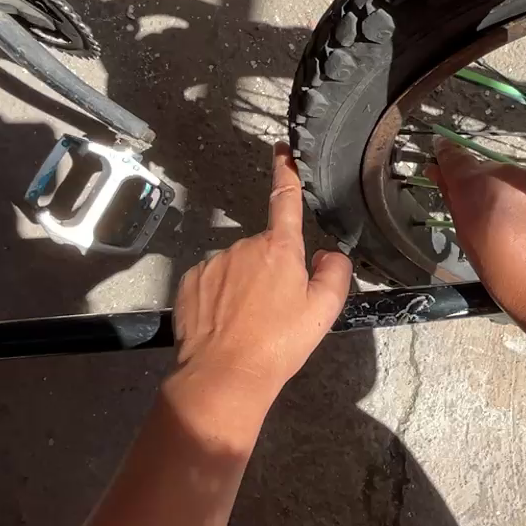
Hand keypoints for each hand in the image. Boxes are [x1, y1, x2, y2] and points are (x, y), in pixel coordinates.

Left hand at [168, 144, 352, 436]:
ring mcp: (214, 262)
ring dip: (246, 285)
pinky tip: (227, 321)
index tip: (282, 150)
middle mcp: (245, 246)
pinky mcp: (190, 281)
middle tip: (278, 309)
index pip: (285, 200)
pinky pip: (214, 280)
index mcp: (280, 249)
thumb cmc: (279, 342)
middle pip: (267, 249)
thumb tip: (326, 255)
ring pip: (239, 266)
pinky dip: (221, 295)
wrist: (225, 374)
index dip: (286, 172)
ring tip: (251, 322)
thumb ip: (335, 273)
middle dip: (273, 270)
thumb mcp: (324, 311)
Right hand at [429, 139, 525, 319]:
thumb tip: (438, 174)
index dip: (446, 156)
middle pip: (488, 172)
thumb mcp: (468, 239)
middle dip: (488, 190)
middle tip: (495, 220)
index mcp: (475, 186)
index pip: (453, 156)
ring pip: (518, 178)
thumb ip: (453, 200)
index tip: (443, 155)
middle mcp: (505, 172)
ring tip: (525, 227)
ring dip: (516, 194)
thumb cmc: (506, 275)